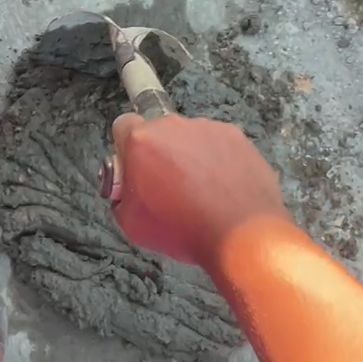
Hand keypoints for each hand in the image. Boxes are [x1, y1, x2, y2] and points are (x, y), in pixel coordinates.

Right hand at [107, 113, 286, 266]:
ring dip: (188, 155)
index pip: (123, 125)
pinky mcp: (234, 136)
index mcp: (141, 140)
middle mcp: (172, 126)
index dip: (126, 147)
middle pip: (157, 131)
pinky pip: (217, 143)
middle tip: (166, 185)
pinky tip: (221, 186)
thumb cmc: (185, 229)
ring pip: (188, 136)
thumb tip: (127, 190)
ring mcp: (206, 128)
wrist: (241, 236)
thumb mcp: (131, 223)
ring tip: (200, 190)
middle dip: (159, 153)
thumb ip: (121, 195)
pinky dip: (216, 159)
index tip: (135, 166)